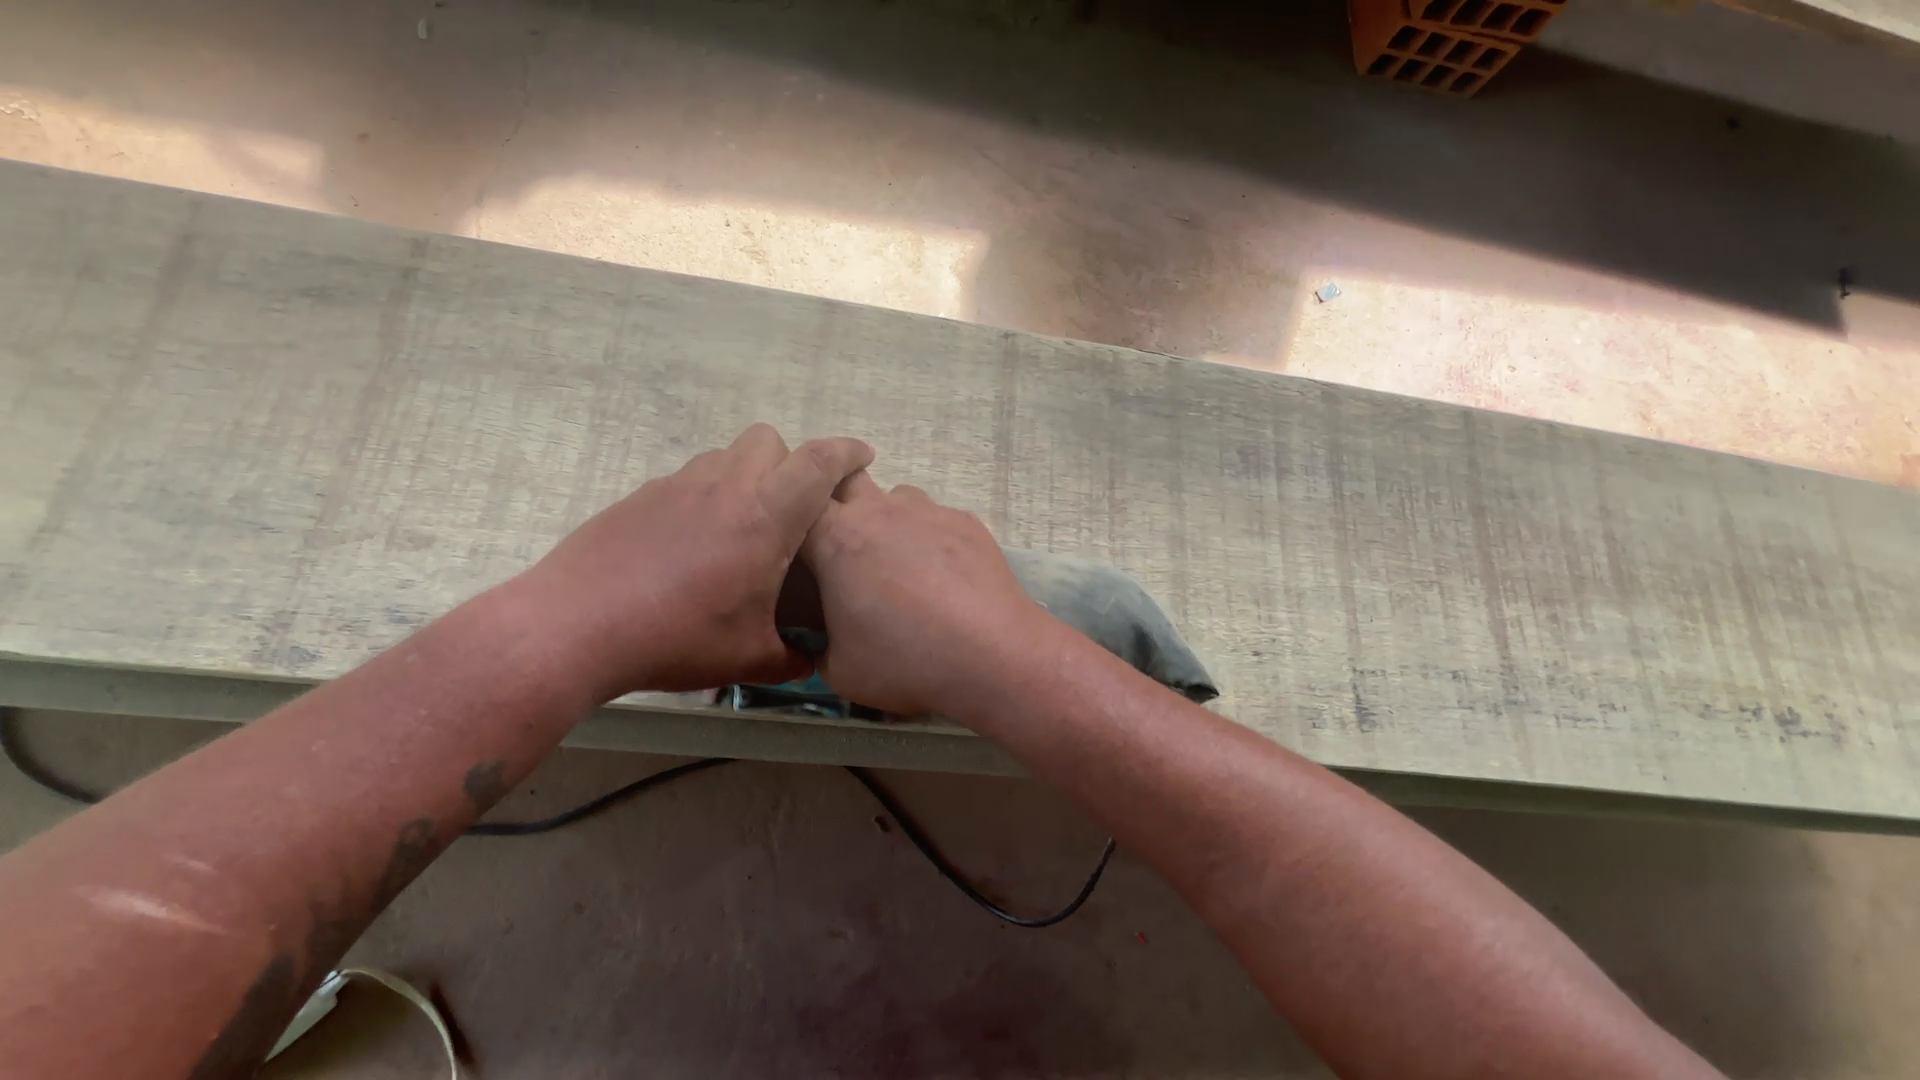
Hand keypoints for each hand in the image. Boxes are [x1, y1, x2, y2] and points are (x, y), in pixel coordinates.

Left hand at [517, 424, 872, 697]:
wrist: (574, 627)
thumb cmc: (676, 639)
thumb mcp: (747, 659)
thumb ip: (789, 657)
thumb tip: (807, 662)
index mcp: (765, 517)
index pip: (818, 462)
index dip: (848, 452)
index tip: (864, 455)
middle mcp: (724, 487)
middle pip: (768, 439)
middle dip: (791, 460)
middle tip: (795, 504)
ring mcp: (676, 486)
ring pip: (724, 455)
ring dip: (747, 475)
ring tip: (743, 525)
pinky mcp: (639, 497)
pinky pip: (687, 480)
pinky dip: (705, 497)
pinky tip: (692, 545)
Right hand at [800, 472, 1051, 716]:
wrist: (992, 654)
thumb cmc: (905, 661)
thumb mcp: (840, 670)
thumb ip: (818, 646)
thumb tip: (818, 644)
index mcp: (836, 538)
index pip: (797, 502)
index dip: (791, 515)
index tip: (794, 538)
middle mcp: (880, 511)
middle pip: (846, 478)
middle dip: (839, 499)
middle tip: (843, 543)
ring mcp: (928, 511)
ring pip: (896, 498)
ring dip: (889, 521)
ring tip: (900, 567)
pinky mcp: (967, 521)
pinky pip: (937, 520)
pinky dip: (931, 540)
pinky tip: (943, 578)